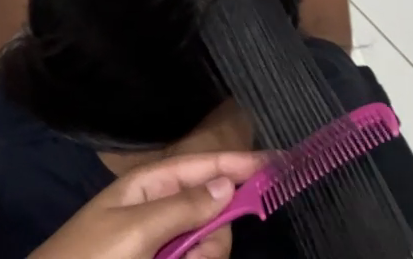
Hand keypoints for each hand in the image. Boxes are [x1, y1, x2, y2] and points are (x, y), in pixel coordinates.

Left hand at [30, 152, 267, 258]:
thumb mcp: (132, 230)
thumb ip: (182, 206)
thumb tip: (228, 181)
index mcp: (148, 187)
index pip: (203, 166)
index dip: (241, 163)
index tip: (280, 163)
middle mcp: (160, 213)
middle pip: (214, 214)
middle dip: (212, 236)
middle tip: (185, 256)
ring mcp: (162, 247)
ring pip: (208, 247)